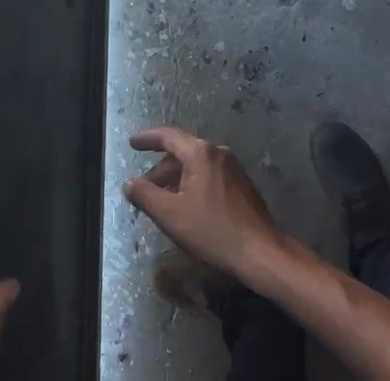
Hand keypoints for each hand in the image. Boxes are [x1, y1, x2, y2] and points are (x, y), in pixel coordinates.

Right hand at [124, 126, 284, 279]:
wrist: (260, 253)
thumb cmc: (212, 231)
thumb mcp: (170, 215)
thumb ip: (145, 195)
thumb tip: (129, 183)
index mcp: (200, 153)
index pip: (168, 136)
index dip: (147, 139)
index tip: (132, 143)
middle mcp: (218, 153)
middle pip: (181, 152)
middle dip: (160, 169)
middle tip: (143, 189)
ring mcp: (233, 168)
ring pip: (196, 166)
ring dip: (176, 179)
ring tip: (162, 201)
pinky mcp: (241, 185)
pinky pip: (209, 176)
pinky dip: (192, 185)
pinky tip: (187, 207)